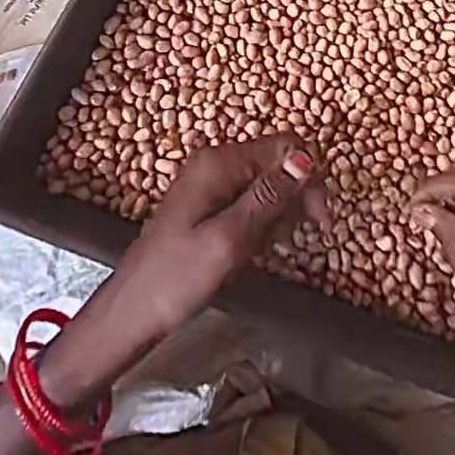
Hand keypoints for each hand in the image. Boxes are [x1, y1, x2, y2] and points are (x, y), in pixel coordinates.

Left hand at [41, 134, 327, 405]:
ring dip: (279, 217)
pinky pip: (250, 203)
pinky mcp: (209, 204)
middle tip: (292, 241)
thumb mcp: (230, 237)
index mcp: (219, 163)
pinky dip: (261, 225)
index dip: (309, 179)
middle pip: (278, 164)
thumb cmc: (178, 276)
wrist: (135, 307)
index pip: (285, 147)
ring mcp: (211, 183)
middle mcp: (215, 164)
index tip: (319, 220)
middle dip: (295, 201)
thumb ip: (268, 197)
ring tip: (266, 249)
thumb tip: (304, 159)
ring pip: (268, 186)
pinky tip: (254, 249)